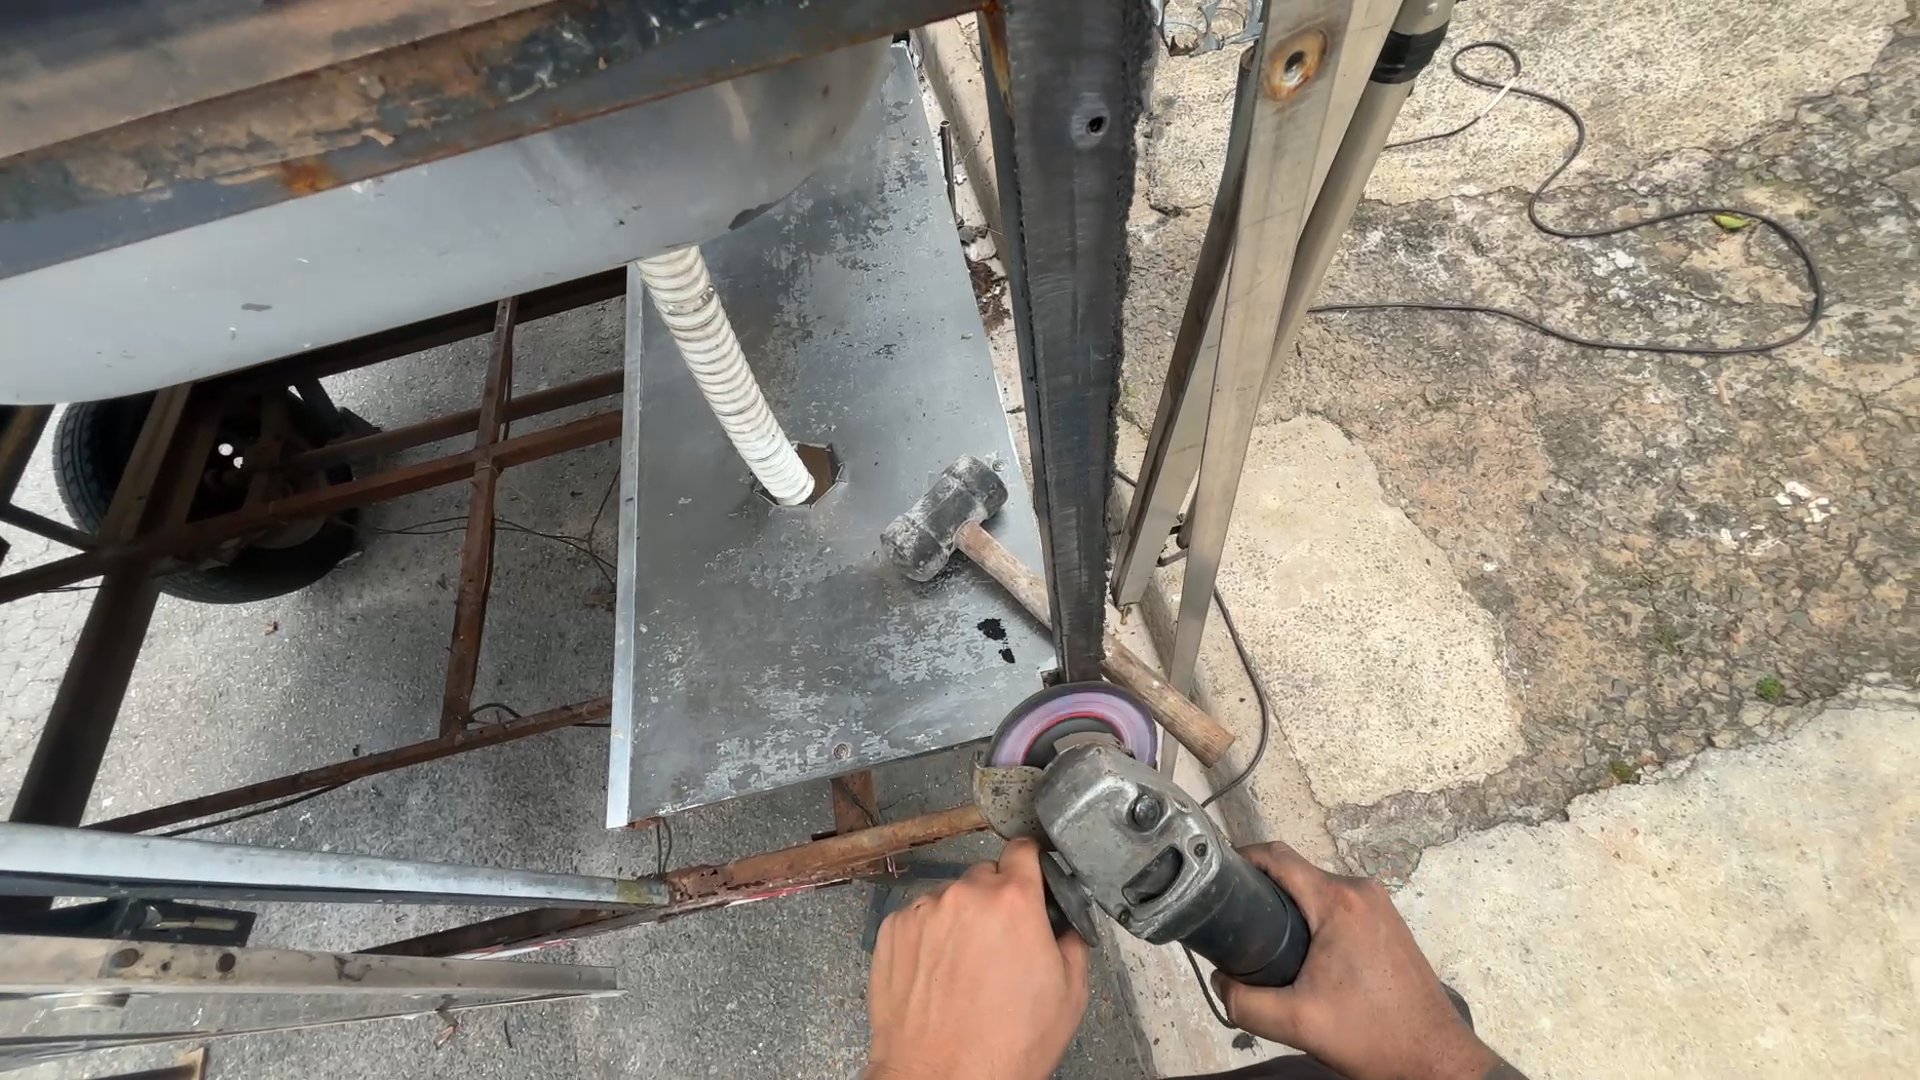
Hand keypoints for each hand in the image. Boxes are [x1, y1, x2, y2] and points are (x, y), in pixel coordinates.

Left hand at [865, 838, 1090, 1079]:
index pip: (1023, 849)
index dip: (1029, 864)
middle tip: (999, 943)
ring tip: (964, 967)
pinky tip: (937, 974)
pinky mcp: (894, 928)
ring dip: (960, 919)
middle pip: (986, 876)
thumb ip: (1073, 940)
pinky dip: (928, 937)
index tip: (1029, 878)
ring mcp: (925, 908)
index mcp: (1013, 899)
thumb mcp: (1070, 995)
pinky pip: (919, 918)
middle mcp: (966, 893)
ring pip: (951, 897)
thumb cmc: (1006, 1045)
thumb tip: (1064, 921)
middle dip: (995, 901)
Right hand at [1210, 842, 1508, 1079]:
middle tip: (1238, 918)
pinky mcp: (1388, 920)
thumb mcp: (1299, 1024)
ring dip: (1290, 902)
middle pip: (1295, 870)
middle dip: (1263, 887)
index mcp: (1337, 901)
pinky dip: (1314, 913)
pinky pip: (1337, 901)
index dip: (1242, 857)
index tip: (1219, 875)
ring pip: (1316, 886)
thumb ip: (1246, 1003)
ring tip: (1268, 937)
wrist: (1439, 1064)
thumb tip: (1218, 980)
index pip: (1276, 855)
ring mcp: (1379, 903)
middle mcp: (1359, 890)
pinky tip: (1305, 947)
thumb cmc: (1372, 1037)